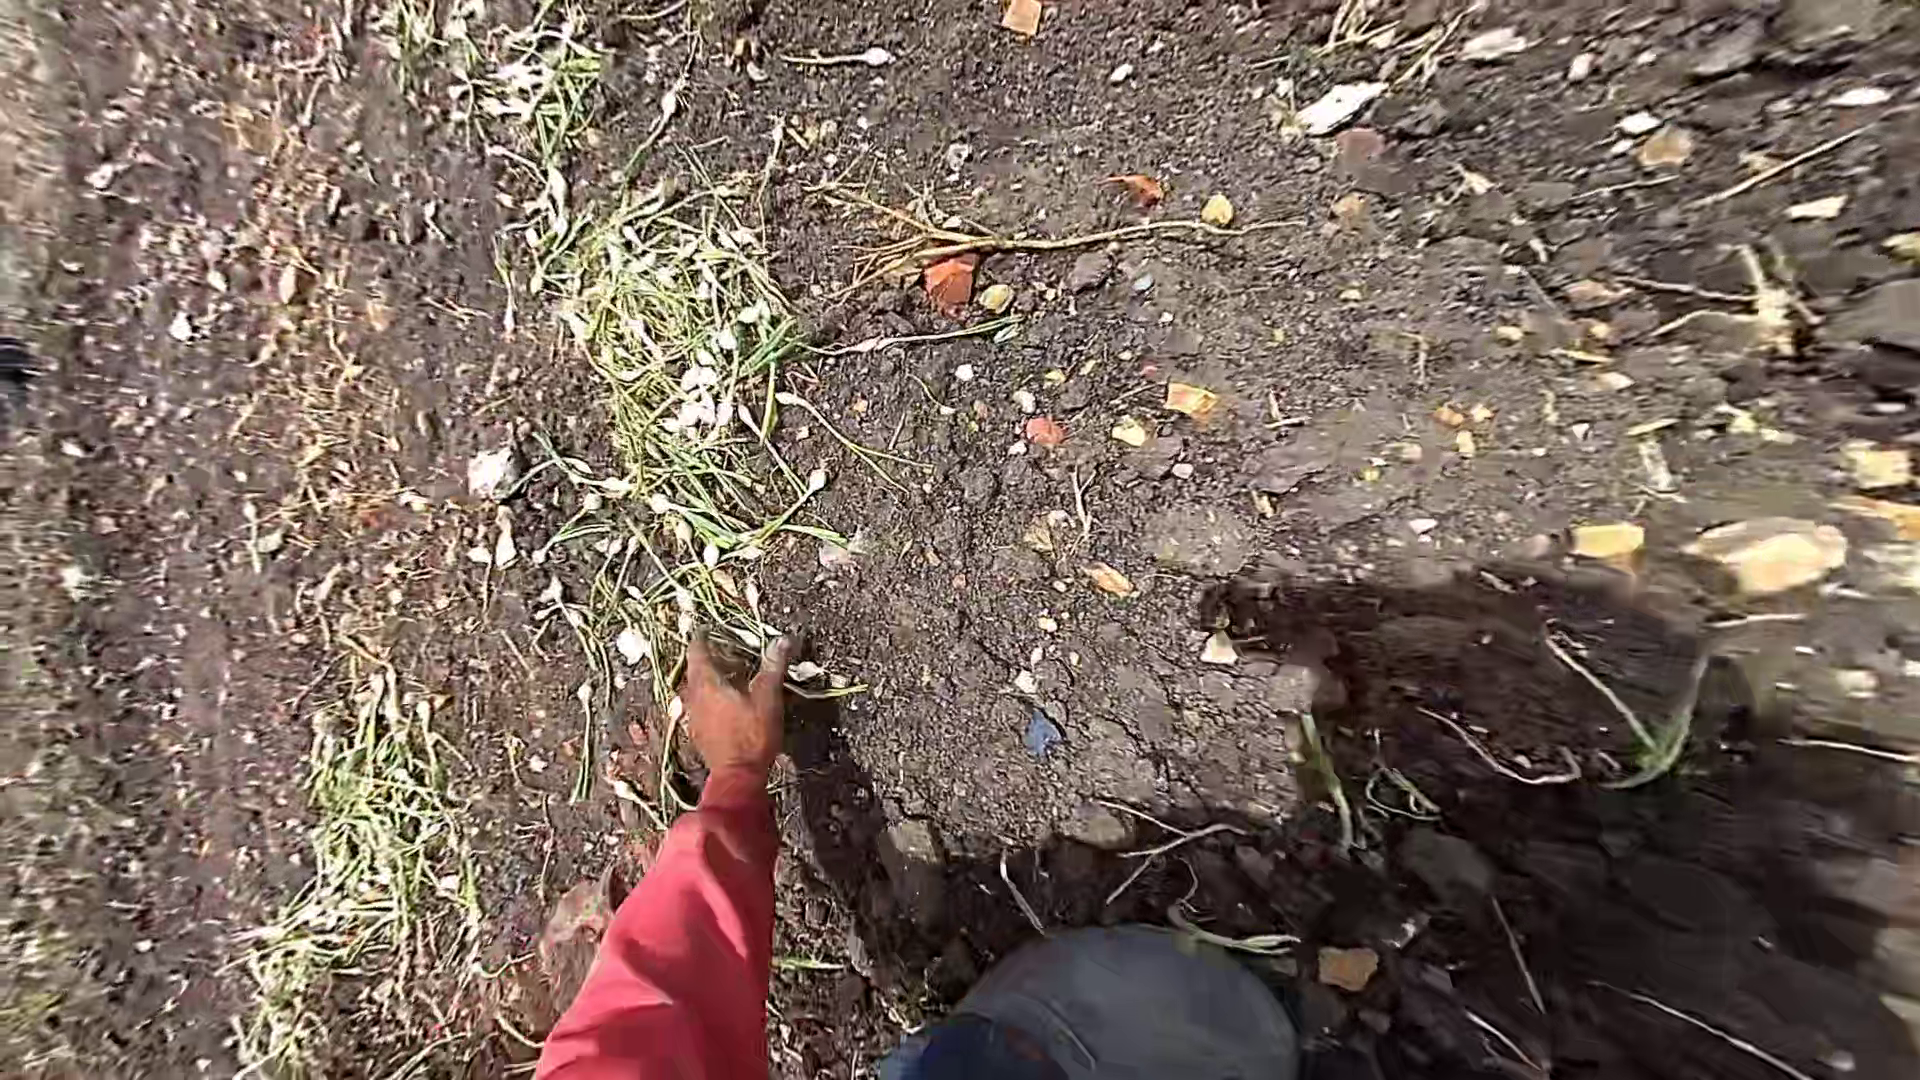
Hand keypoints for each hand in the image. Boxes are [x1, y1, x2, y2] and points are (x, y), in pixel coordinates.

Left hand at [681, 634, 790, 776]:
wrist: (739, 776)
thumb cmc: (753, 733)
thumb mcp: (768, 696)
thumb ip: (773, 666)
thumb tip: (782, 639)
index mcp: (707, 684)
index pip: (697, 652)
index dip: (702, 638)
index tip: (709, 628)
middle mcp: (694, 697)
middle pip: (695, 669)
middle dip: (708, 657)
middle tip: (727, 648)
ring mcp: (694, 716)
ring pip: (696, 688)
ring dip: (709, 677)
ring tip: (729, 672)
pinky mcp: (699, 731)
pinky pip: (700, 704)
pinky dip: (711, 695)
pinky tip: (727, 700)